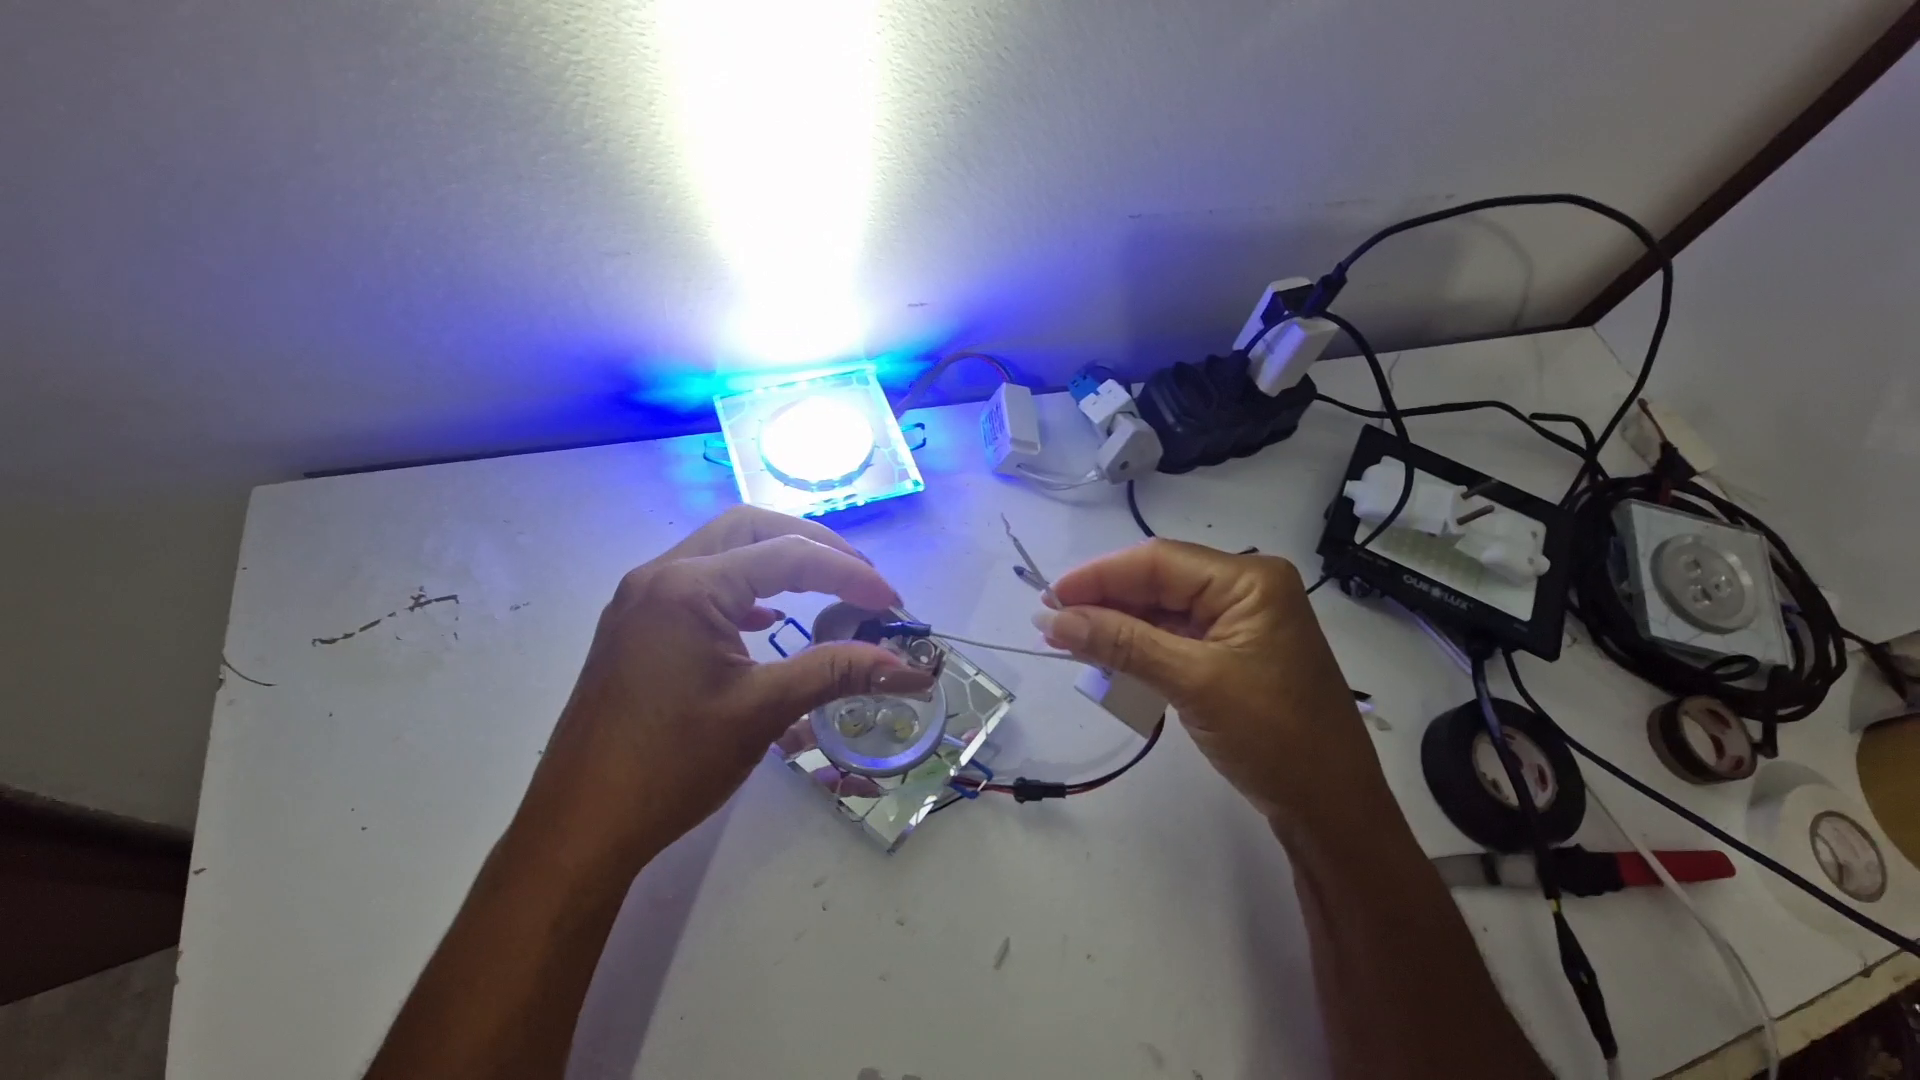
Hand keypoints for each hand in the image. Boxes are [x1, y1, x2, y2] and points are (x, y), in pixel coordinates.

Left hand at [525, 507, 934, 861]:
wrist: (581, 824)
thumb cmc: (671, 766)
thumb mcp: (761, 712)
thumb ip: (837, 674)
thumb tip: (908, 669)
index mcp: (689, 587)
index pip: (788, 556)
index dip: (849, 574)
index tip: (893, 604)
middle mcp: (660, 576)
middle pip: (751, 529)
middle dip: (813, 546)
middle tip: (860, 579)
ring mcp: (640, 600)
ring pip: (721, 552)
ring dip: (776, 561)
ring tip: (825, 590)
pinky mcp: (634, 628)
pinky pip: (698, 584)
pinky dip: (742, 589)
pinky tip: (766, 621)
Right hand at [1031, 539, 1384, 827]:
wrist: (1332, 808)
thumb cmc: (1273, 736)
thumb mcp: (1193, 683)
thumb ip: (1122, 644)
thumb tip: (1054, 620)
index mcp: (1249, 581)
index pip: (1158, 562)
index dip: (1098, 576)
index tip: (1048, 598)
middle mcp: (1246, 591)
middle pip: (1159, 583)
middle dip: (1104, 602)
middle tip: (1051, 624)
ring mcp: (1241, 625)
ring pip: (1163, 612)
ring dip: (1117, 627)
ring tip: (1068, 641)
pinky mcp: (1233, 656)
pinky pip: (1175, 640)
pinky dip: (1140, 649)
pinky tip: (1106, 659)